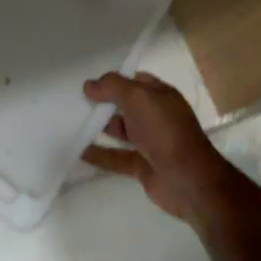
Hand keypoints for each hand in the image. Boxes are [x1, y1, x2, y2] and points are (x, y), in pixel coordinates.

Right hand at [81, 72, 245, 228]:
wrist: (188, 180)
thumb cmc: (164, 130)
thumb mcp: (138, 97)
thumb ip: (112, 86)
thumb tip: (89, 85)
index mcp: (160, 95)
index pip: (135, 81)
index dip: (115, 80)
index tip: (90, 82)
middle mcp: (155, 116)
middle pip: (126, 105)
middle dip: (104, 103)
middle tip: (76, 102)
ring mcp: (149, 142)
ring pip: (120, 130)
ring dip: (100, 127)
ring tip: (73, 123)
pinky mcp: (142, 166)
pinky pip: (117, 157)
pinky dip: (100, 154)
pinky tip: (80, 151)